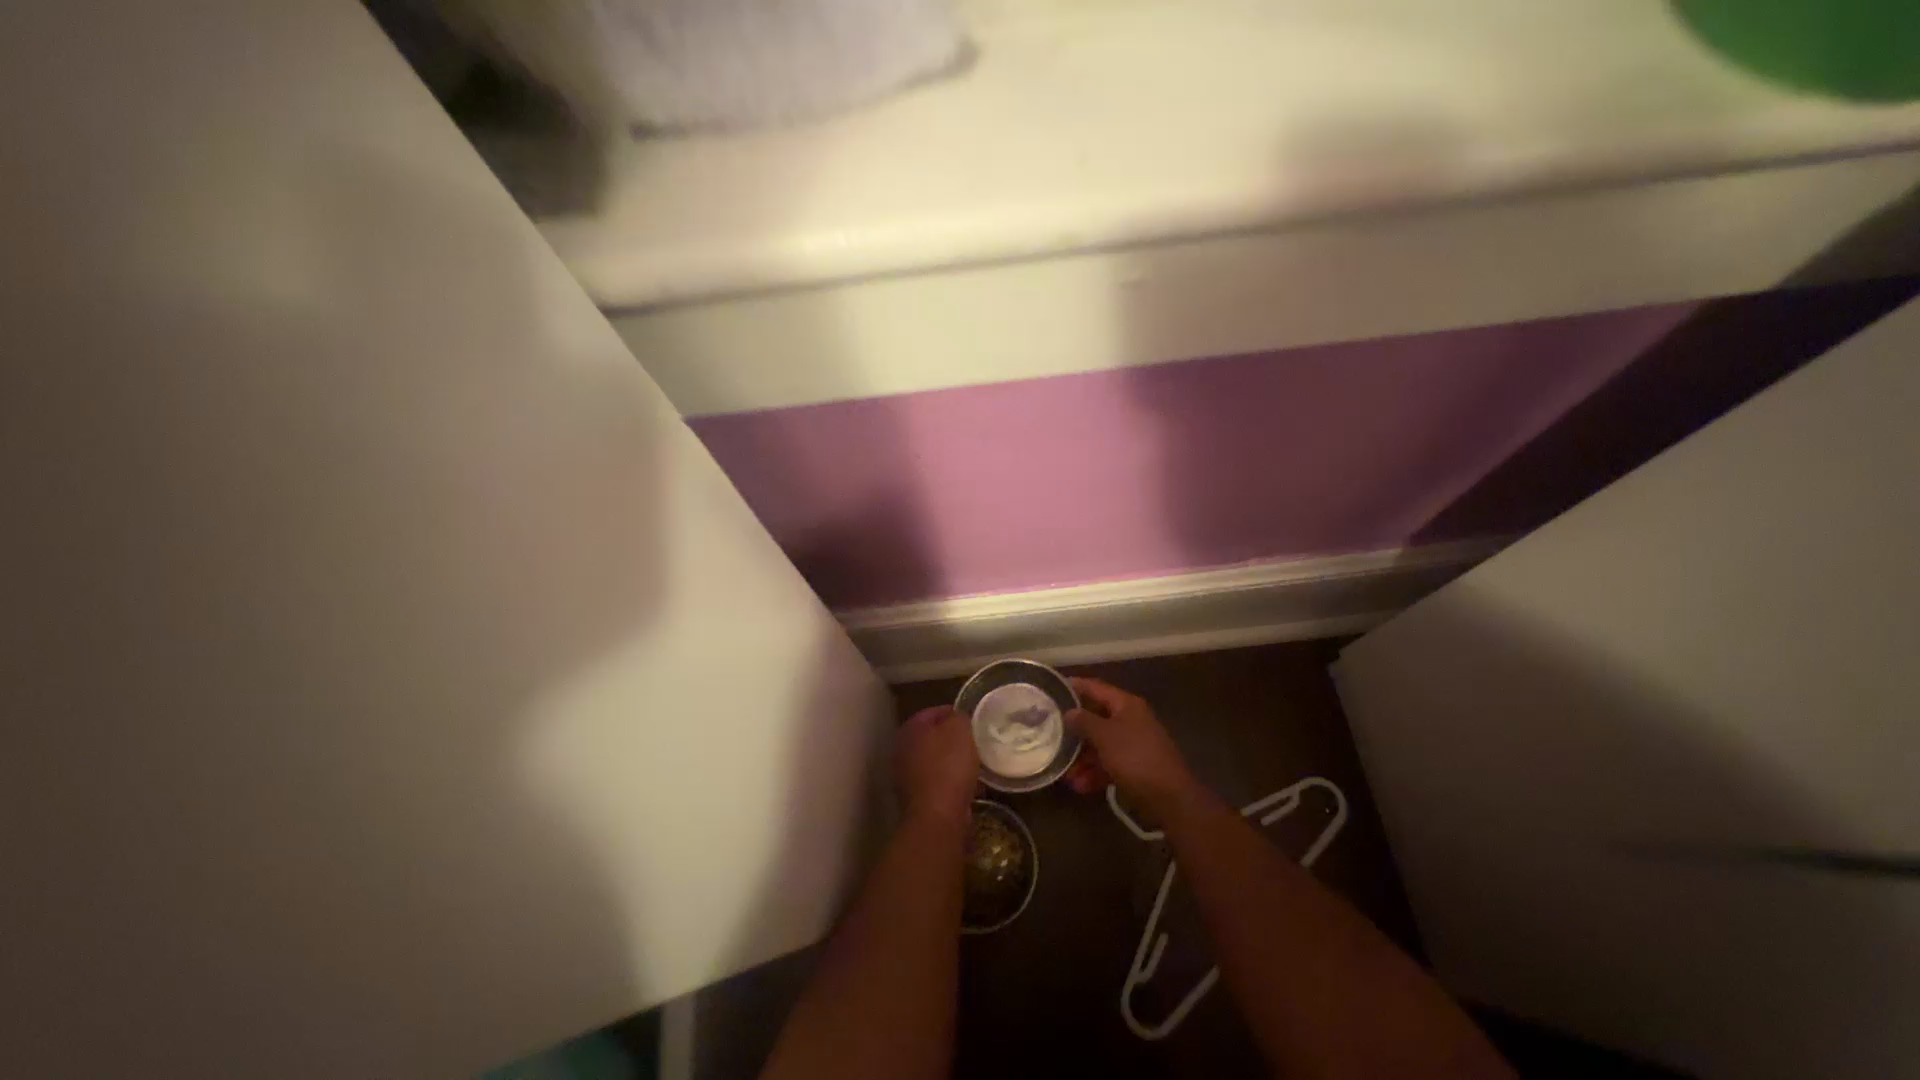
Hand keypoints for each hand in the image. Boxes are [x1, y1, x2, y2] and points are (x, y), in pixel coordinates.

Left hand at [896, 705, 977, 825]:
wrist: (938, 816)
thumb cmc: (949, 766)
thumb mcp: (960, 730)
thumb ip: (958, 718)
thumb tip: (957, 719)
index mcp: (910, 730)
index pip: (932, 712)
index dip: (953, 713)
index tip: (972, 720)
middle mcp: (901, 751)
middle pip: (930, 738)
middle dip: (951, 739)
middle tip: (973, 741)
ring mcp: (905, 778)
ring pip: (933, 762)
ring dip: (951, 762)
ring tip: (974, 764)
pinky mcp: (915, 800)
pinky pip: (936, 784)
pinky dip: (950, 783)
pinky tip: (968, 787)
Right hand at [1063, 677, 1199, 811]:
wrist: (1168, 796)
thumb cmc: (1134, 756)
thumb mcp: (1105, 736)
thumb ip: (1084, 721)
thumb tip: (1069, 712)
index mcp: (1127, 705)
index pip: (1097, 688)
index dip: (1076, 686)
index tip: (1054, 688)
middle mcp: (1130, 720)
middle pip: (1096, 719)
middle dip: (1075, 733)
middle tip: (1052, 737)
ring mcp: (1133, 744)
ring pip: (1100, 745)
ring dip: (1082, 759)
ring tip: (1066, 774)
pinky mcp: (1134, 766)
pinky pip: (1109, 764)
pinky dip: (1095, 773)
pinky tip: (1080, 786)